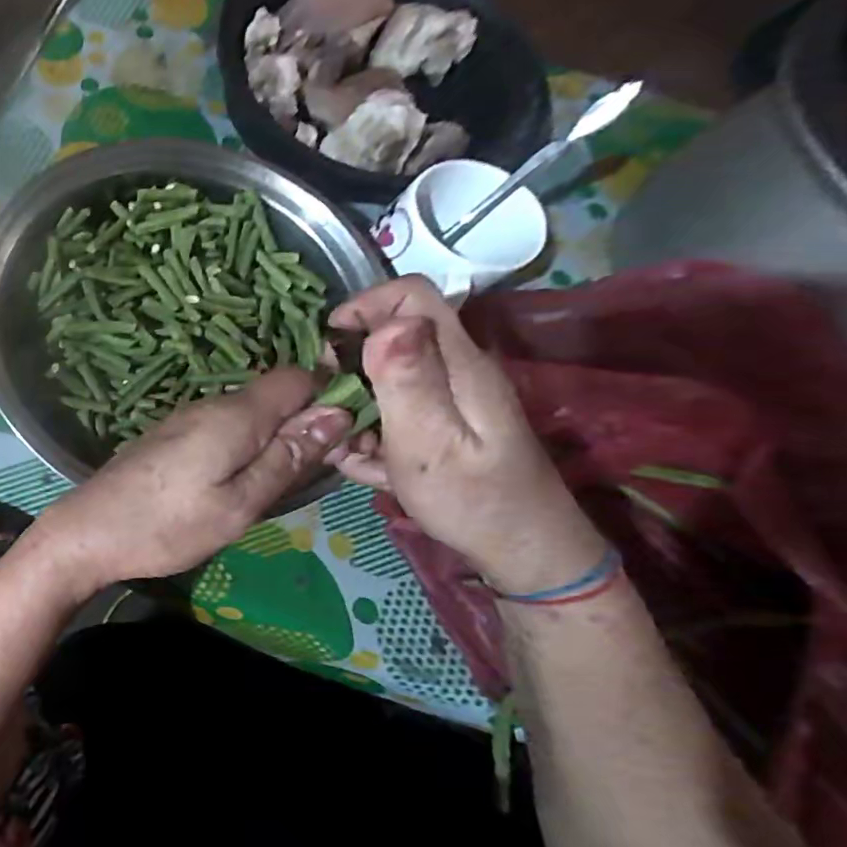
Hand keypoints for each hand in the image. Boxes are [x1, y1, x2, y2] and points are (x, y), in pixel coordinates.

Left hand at [30, 367, 350, 591]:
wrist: (85, 533)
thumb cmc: (166, 526)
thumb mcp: (239, 503)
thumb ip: (287, 458)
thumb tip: (338, 413)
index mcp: (233, 414)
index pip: (298, 378)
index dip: (327, 399)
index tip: (343, 440)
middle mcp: (207, 406)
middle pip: (270, 397)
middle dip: (299, 425)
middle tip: (309, 475)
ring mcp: (180, 421)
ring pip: (244, 417)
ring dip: (266, 441)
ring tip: (271, 486)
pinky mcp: (164, 440)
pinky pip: (216, 432)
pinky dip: (236, 449)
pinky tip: (230, 484)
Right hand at [329, 276, 604, 593]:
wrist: (521, 551)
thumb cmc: (472, 499)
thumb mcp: (429, 442)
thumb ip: (407, 381)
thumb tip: (389, 321)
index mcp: (456, 363)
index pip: (410, 295)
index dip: (362, 306)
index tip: (325, 346)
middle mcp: (453, 369)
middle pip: (390, 334)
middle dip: (348, 364)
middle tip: (328, 408)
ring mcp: (446, 398)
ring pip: (383, 377)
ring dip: (352, 407)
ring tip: (344, 448)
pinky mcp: (439, 423)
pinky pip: (389, 412)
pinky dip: (368, 434)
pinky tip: (366, 465)